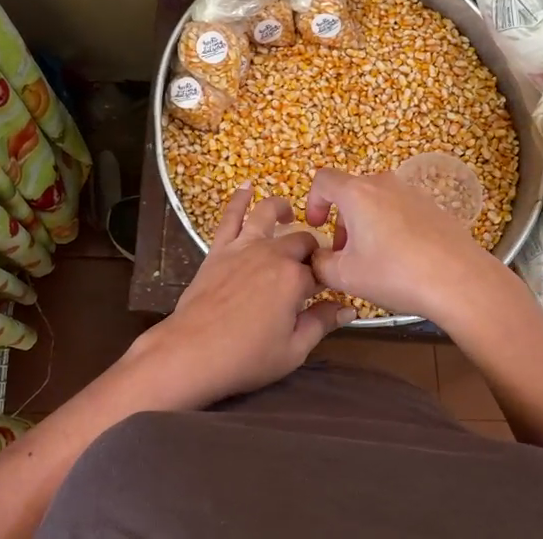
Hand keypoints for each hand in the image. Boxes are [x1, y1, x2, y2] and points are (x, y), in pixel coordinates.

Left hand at [127, 186, 353, 408]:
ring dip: (281, 209)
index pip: (321, 272)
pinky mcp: (219, 249)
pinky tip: (247, 187)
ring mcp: (243, 247)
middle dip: (311, 249)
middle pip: (300, 241)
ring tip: (288, 211)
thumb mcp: (294, 349)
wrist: (193, 350)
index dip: (328, 279)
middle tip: (311, 265)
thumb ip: (322, 323)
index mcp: (295, 279)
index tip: (330, 290)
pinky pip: (230, 216)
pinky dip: (239, 198)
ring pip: (267, 216)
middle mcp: (272, 254)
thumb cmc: (247, 357)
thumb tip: (349, 308)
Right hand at [306, 167, 501, 322]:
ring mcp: (412, 193)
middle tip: (344, 255)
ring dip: (366, 226)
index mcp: (357, 193)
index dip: (312, 201)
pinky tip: (402, 261)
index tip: (317, 227)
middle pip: (351, 193)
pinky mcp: (434, 208)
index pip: (323, 180)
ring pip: (376, 203)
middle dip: (341, 222)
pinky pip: (400, 211)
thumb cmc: (395, 273)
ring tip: (373, 261)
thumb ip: (319, 264)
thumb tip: (317, 258)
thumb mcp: (345, 276)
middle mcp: (383, 184)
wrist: (460, 281)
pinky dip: (391, 228)